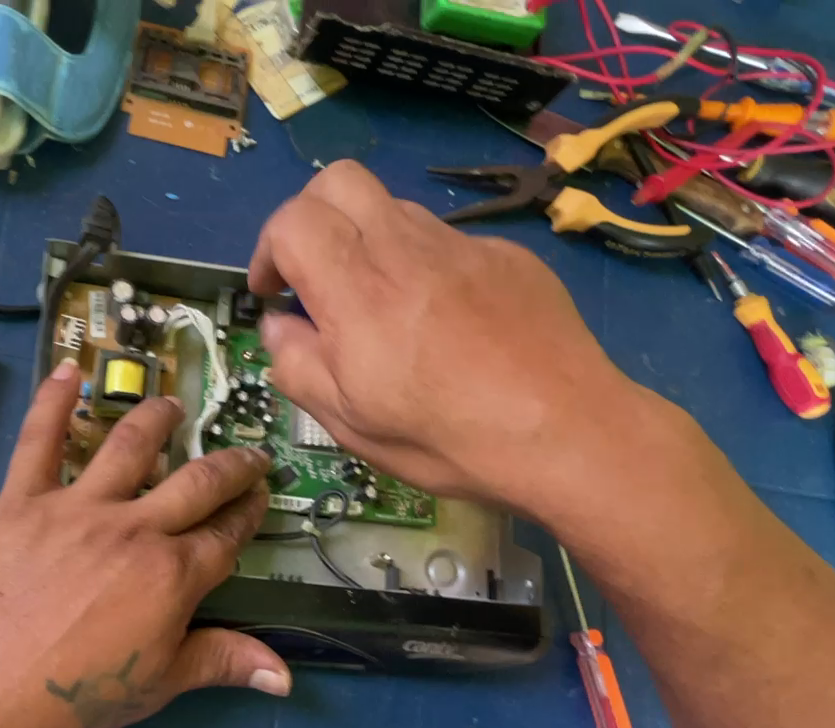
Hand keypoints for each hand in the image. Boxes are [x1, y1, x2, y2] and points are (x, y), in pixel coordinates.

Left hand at [0, 360, 291, 727]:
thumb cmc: (81, 694)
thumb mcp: (162, 683)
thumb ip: (224, 663)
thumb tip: (287, 679)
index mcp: (174, 574)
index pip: (226, 534)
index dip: (248, 514)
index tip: (260, 496)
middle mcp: (136, 529)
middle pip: (196, 483)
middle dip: (230, 466)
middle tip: (247, 453)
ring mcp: (79, 508)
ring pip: (129, 446)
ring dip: (157, 419)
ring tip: (172, 405)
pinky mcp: (23, 500)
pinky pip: (39, 442)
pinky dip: (52, 403)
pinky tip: (67, 371)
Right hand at [248, 161, 683, 527]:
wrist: (566, 433)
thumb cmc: (445, 439)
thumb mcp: (349, 424)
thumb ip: (298, 365)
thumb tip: (279, 326)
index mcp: (358, 294)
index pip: (293, 221)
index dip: (268, 250)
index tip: (272, 293)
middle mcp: (407, 251)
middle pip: (338, 181)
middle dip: (308, 219)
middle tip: (312, 276)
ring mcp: (462, 247)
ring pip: (393, 207)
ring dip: (365, 241)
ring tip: (378, 304)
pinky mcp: (506, 255)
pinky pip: (446, 239)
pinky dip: (421, 264)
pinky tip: (442, 321)